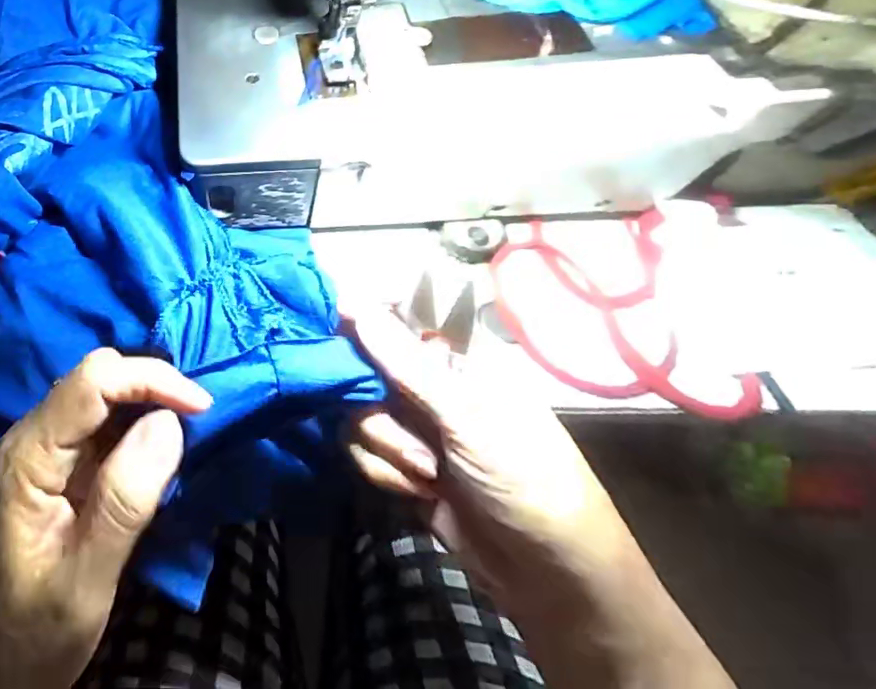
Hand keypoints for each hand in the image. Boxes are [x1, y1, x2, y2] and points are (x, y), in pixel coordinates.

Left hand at [0, 349, 211, 688]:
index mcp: (28, 459)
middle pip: (96, 376)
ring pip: (101, 393)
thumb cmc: (29, 639)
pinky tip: (161, 445)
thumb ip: (124, 501)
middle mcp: (31, 440)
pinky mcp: (56, 468)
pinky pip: (102, 423)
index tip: (202, 407)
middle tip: (198, 416)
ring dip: (148, 400)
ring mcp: (42, 452)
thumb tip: (170, 421)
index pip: (92, 381)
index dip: (151, 379)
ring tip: (189, 425)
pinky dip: (139, 422)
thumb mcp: (85, 581)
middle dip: (152, 383)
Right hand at [343, 306, 624, 604]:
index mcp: (453, 355)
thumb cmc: (522, 474)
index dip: (358, 323)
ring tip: (428, 476)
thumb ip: (404, 362)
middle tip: (414, 444)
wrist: (546, 571)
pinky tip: (418, 493)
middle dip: (380, 414)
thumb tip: (354, 303)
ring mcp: (413, 424)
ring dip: (387, 450)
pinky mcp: (400, 463)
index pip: (392, 321)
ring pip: (358, 415)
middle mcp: (428, 382)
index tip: (330, 332)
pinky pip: (362, 451)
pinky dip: (384, 473)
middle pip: (364, 372)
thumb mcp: (465, 414)